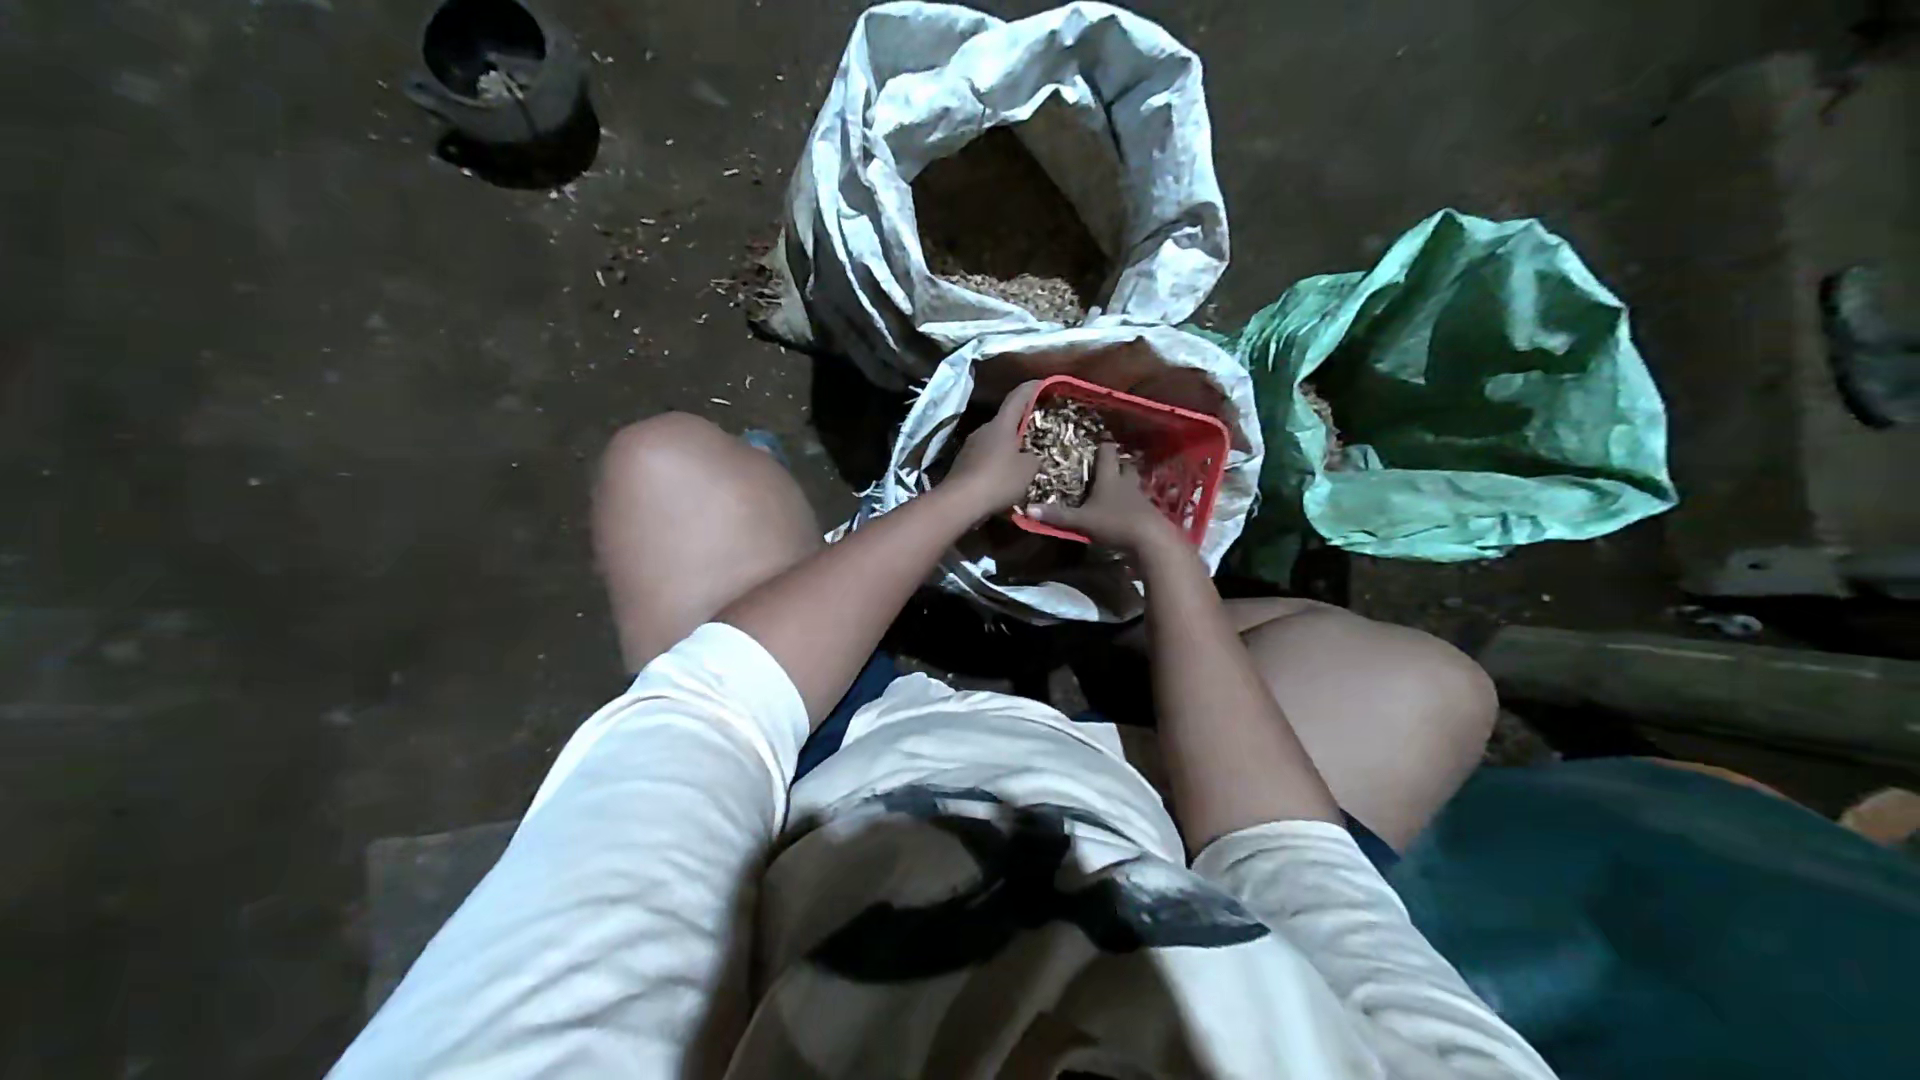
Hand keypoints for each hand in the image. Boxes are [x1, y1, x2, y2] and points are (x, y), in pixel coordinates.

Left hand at [944, 380, 1042, 515]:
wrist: (960, 502)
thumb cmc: (998, 480)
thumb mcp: (1028, 470)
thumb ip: (1034, 458)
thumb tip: (1031, 457)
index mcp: (1000, 424)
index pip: (1017, 397)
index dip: (1031, 388)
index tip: (1042, 383)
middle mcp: (983, 430)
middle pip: (1005, 421)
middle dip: (1021, 425)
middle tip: (1038, 432)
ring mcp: (970, 447)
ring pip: (994, 441)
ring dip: (1008, 448)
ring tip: (1023, 460)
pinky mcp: (962, 464)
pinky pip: (985, 458)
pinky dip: (997, 463)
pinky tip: (1005, 478)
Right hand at [1027, 443, 1180, 553]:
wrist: (1151, 540)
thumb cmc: (1114, 523)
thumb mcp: (1081, 521)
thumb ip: (1057, 515)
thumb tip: (1027, 508)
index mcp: (1109, 479)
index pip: (1107, 454)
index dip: (1103, 446)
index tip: (1100, 441)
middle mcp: (1127, 484)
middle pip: (1125, 467)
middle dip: (1118, 463)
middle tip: (1110, 464)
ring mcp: (1141, 498)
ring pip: (1135, 484)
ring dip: (1128, 483)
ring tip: (1119, 486)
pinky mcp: (1150, 514)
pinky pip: (1141, 503)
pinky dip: (1135, 504)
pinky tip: (1129, 510)